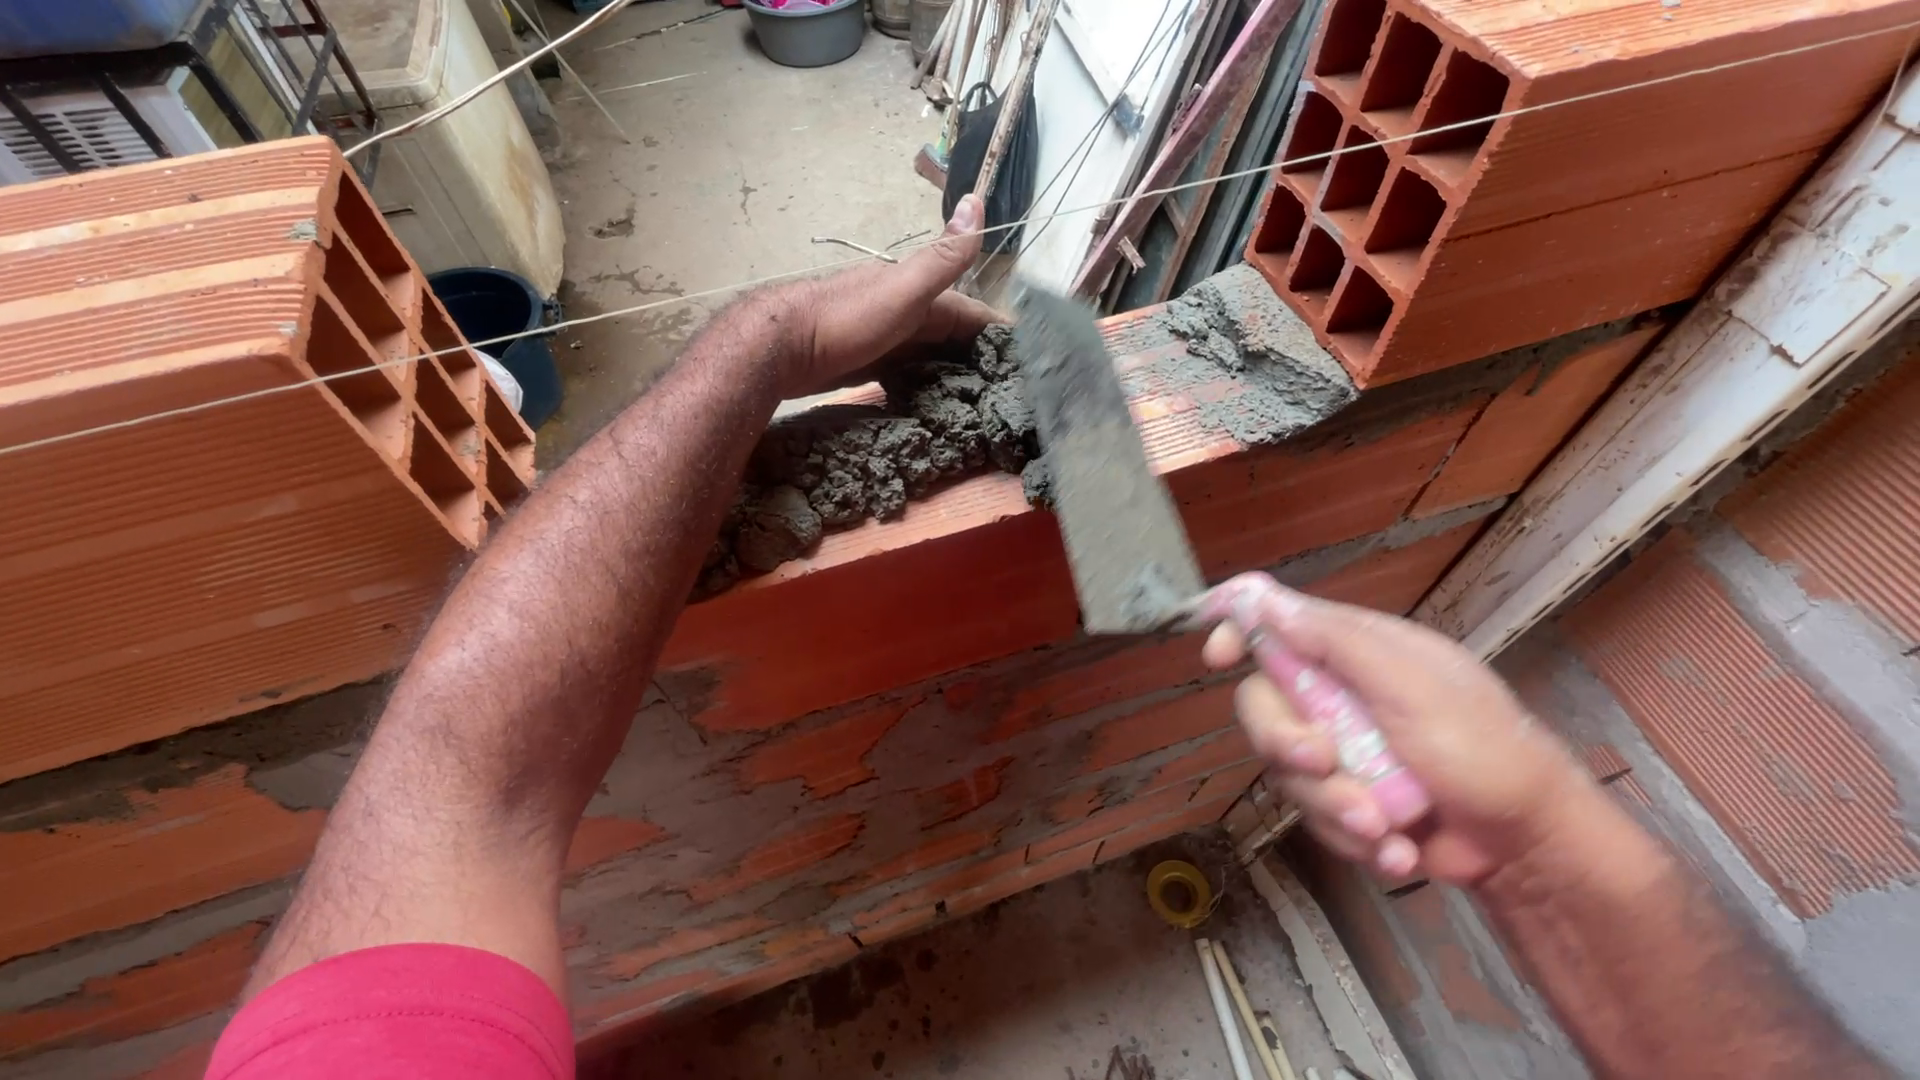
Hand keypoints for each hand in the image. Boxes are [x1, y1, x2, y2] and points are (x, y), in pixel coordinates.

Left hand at [774, 194, 1001, 396]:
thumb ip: (942, 257)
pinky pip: (903, 373)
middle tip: (1007, 390)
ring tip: (977, 402)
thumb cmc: (845, 319)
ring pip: (927, 356)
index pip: (969, 313)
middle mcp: (902, 312)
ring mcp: (881, 339)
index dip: (996, 331)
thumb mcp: (903, 288)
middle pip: (949, 336)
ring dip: (950, 372)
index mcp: (917, 293)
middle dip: (977, 356)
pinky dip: (921, 383)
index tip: (1026, 357)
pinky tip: (929, 403)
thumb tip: (977, 199)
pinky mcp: (862, 365)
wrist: (780, 348)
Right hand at [1202, 581, 1594, 888]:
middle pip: (1262, 705)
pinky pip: (1312, 815)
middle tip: (1321, 763)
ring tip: (1383, 826)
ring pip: (1283, 770)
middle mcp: (1336, 695)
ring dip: (1331, 804)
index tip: (1218, 658)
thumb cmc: (1484, 748)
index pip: (1277, 625)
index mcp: (1354, 652)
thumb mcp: (1413, 685)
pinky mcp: (1344, 801)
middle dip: (1285, 742)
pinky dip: (1352, 839)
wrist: (1530, 847)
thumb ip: (1338, 643)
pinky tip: (1395, 850)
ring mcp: (1339, 751)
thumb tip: (1265, 602)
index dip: (1239, 632)